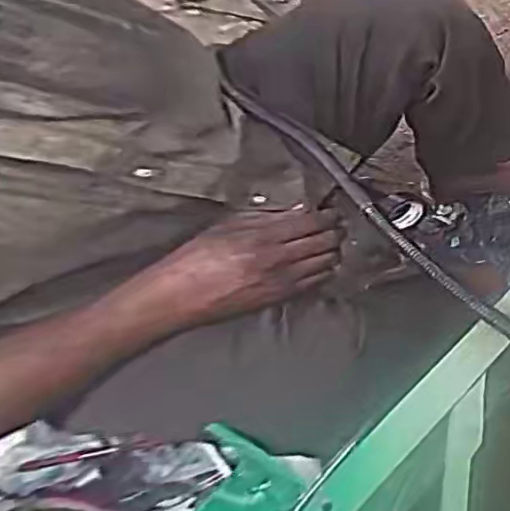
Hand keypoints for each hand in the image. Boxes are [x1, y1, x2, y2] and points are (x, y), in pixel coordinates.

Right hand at [125, 208, 344, 329]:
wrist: (173, 299)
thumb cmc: (193, 260)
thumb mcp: (225, 229)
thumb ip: (265, 218)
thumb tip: (296, 210)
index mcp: (263, 238)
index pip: (313, 222)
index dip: (329, 216)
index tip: (333, 213)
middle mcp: (279, 259)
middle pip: (327, 240)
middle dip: (336, 231)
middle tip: (336, 227)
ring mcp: (284, 280)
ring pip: (329, 260)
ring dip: (334, 250)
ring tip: (329, 244)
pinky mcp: (283, 297)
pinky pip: (319, 280)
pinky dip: (326, 269)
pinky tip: (321, 264)